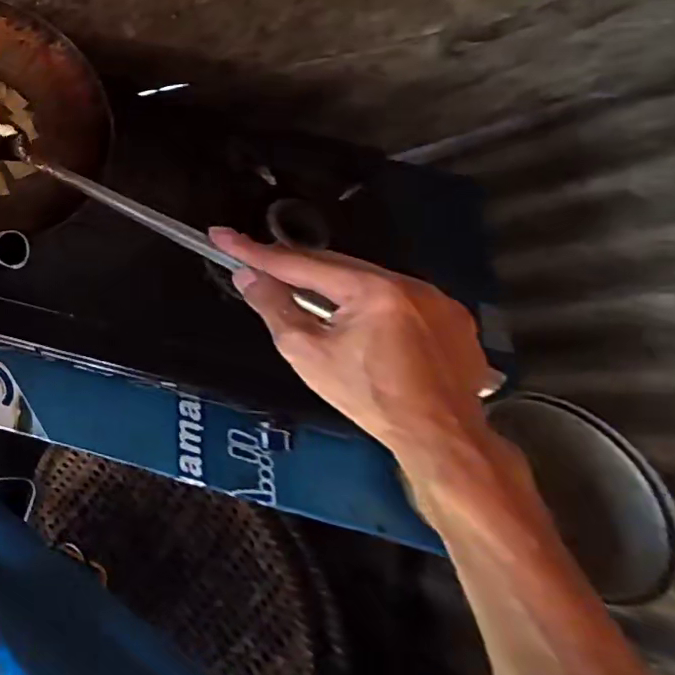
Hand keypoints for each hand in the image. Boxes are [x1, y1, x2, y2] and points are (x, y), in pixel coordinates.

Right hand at [210, 227, 495, 468]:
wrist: (443, 439)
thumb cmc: (369, 397)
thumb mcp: (305, 351)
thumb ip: (272, 306)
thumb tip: (248, 276)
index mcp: (372, 290)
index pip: (298, 263)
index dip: (252, 250)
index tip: (221, 236)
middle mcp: (409, 285)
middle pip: (333, 264)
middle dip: (291, 265)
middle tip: (253, 264)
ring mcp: (437, 300)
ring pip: (364, 277)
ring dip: (328, 282)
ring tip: (298, 293)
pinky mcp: (452, 318)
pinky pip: (394, 295)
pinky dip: (363, 298)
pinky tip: (350, 317)